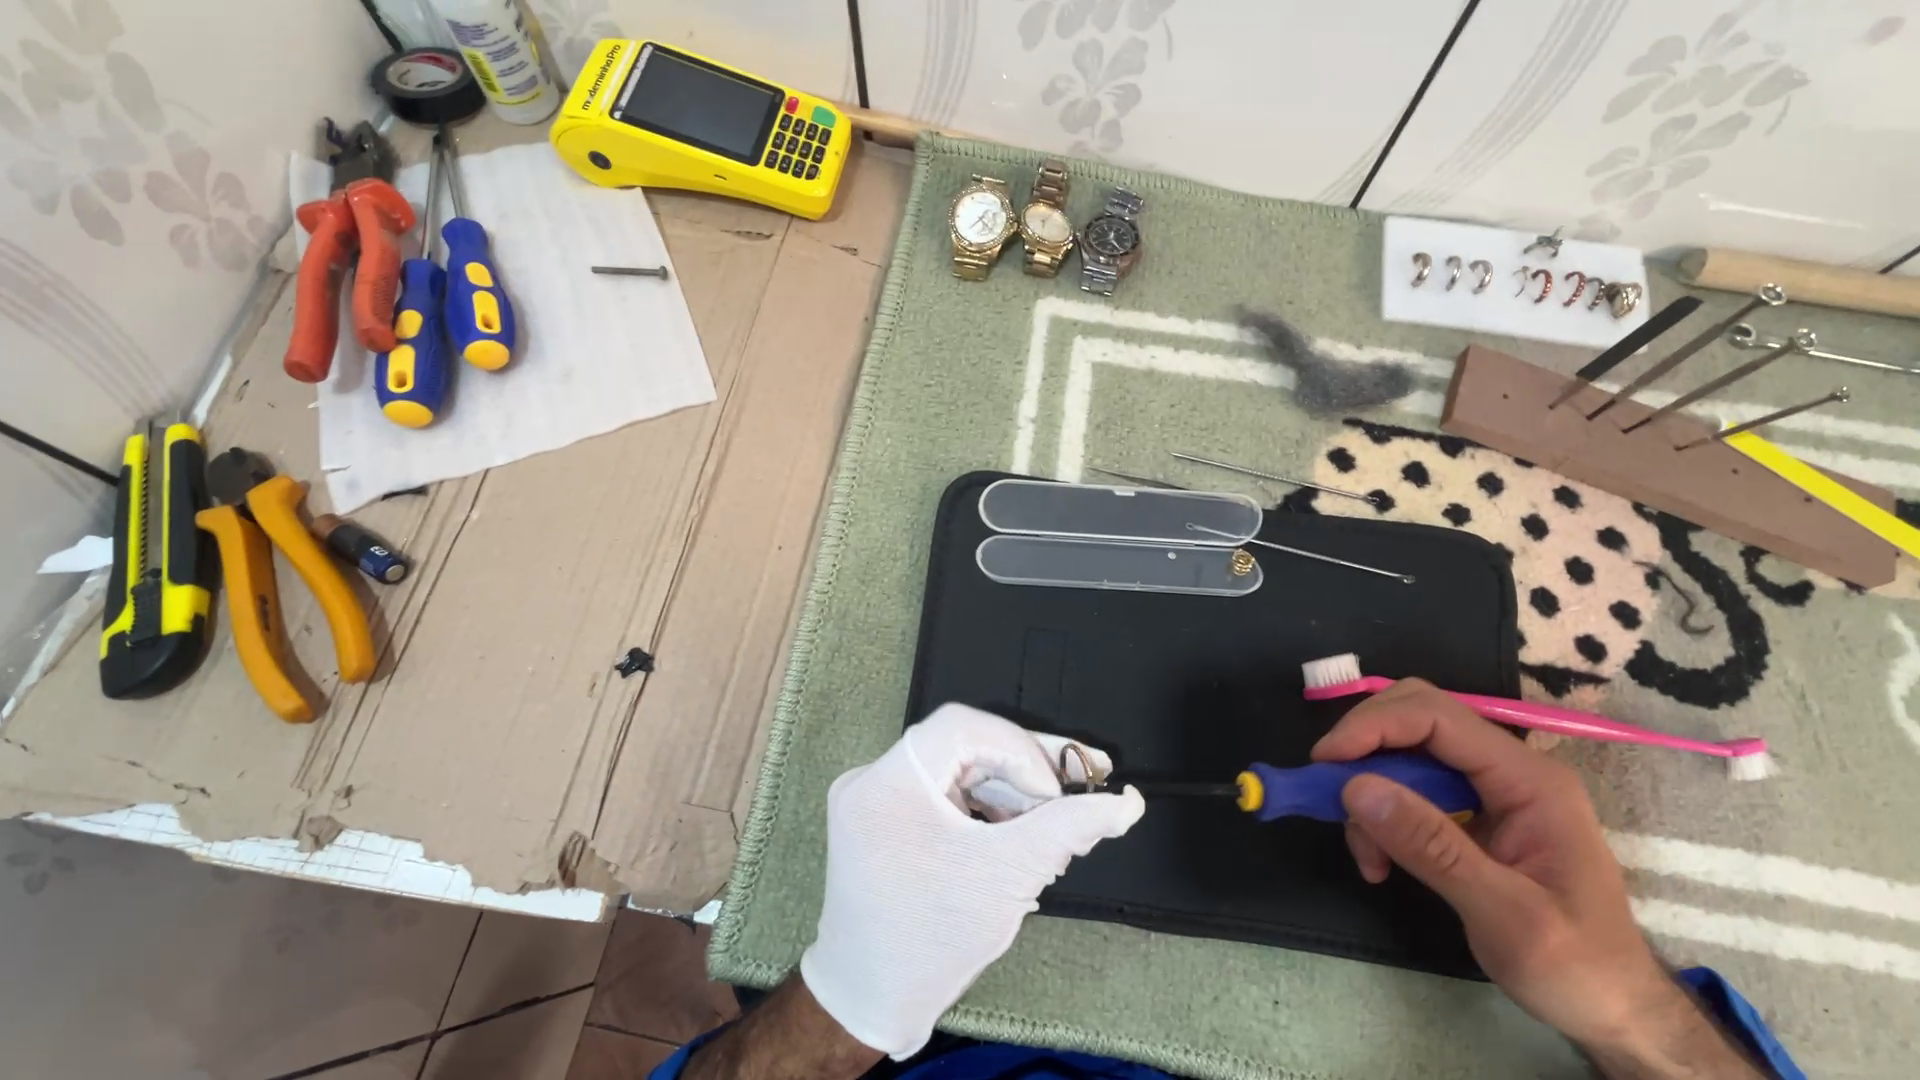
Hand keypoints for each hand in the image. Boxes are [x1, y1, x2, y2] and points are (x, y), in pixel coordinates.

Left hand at [799, 703, 1144, 1058]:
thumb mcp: (1008, 877)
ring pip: (959, 770)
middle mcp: (874, 779)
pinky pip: (945, 794)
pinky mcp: (886, 820)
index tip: (1054, 794)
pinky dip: (987, 808)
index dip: (1018, 748)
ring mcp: (877, 799)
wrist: (872, 1001)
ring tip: (1055, 825)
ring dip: (1012, 791)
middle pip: (964, 746)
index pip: (962, 726)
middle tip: (1079, 789)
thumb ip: (1069, 829)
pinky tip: (1022, 834)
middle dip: (1025, 771)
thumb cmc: (931, 942)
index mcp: (889, 781)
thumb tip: (1127, 803)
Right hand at [1313, 681, 1760, 1075]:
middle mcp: (1509, 770)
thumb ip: (1433, 847)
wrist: (1617, 1011)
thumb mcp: (1505, 916)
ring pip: (1405, 752)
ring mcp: (1492, 788)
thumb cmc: (1576, 968)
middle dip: (1365, 749)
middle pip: (1417, 716)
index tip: (1324, 764)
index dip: (1372, 726)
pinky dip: (1381, 816)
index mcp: (1530, 780)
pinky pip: (1410, 787)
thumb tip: (1356, 788)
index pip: (1437, 716)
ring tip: (1367, 856)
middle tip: (1330, 794)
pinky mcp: (1474, 811)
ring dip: (1369, 793)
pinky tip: (1380, 860)